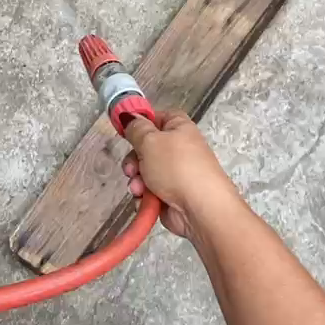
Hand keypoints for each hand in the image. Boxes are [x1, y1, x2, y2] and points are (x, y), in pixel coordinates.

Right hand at [121, 111, 243, 238]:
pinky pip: (147, 190)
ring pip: (143, 171)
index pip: (157, 117)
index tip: (126, 131)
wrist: (199, 207)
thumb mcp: (150, 141)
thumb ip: (136, 128)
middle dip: (133, 160)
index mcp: (178, 128)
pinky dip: (143, 195)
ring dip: (136, 180)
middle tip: (131, 168)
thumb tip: (128, 117)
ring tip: (139, 189)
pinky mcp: (169, 193)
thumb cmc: (176, 168)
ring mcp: (173, 172)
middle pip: (145, 148)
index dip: (141, 123)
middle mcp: (177, 149)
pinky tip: (145, 200)